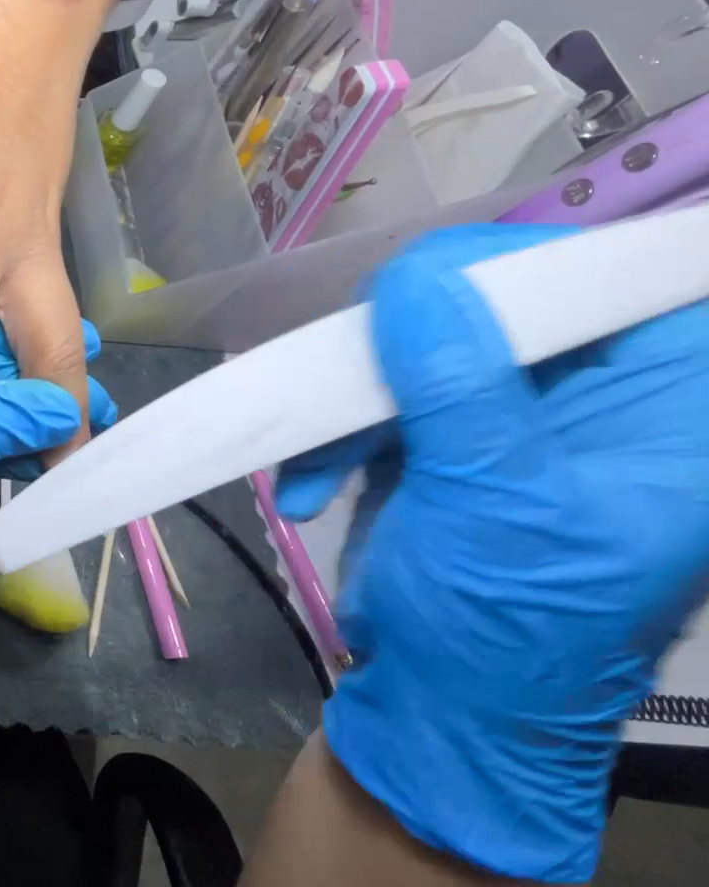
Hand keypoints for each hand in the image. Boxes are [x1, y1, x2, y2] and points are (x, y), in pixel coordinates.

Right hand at [276, 224, 708, 881]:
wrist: (441, 703)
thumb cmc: (506, 619)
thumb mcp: (496, 502)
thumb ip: (461, 385)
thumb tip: (410, 276)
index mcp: (666, 406)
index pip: (608, 282)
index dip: (509, 270)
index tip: (405, 293)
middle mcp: (596, 397)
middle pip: (494, 308)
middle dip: (397, 346)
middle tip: (337, 378)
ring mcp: (508, 418)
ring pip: (417, 350)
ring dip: (346, 402)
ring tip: (310, 466)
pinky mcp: (440, 439)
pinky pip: (378, 396)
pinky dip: (332, 435)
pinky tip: (307, 486)